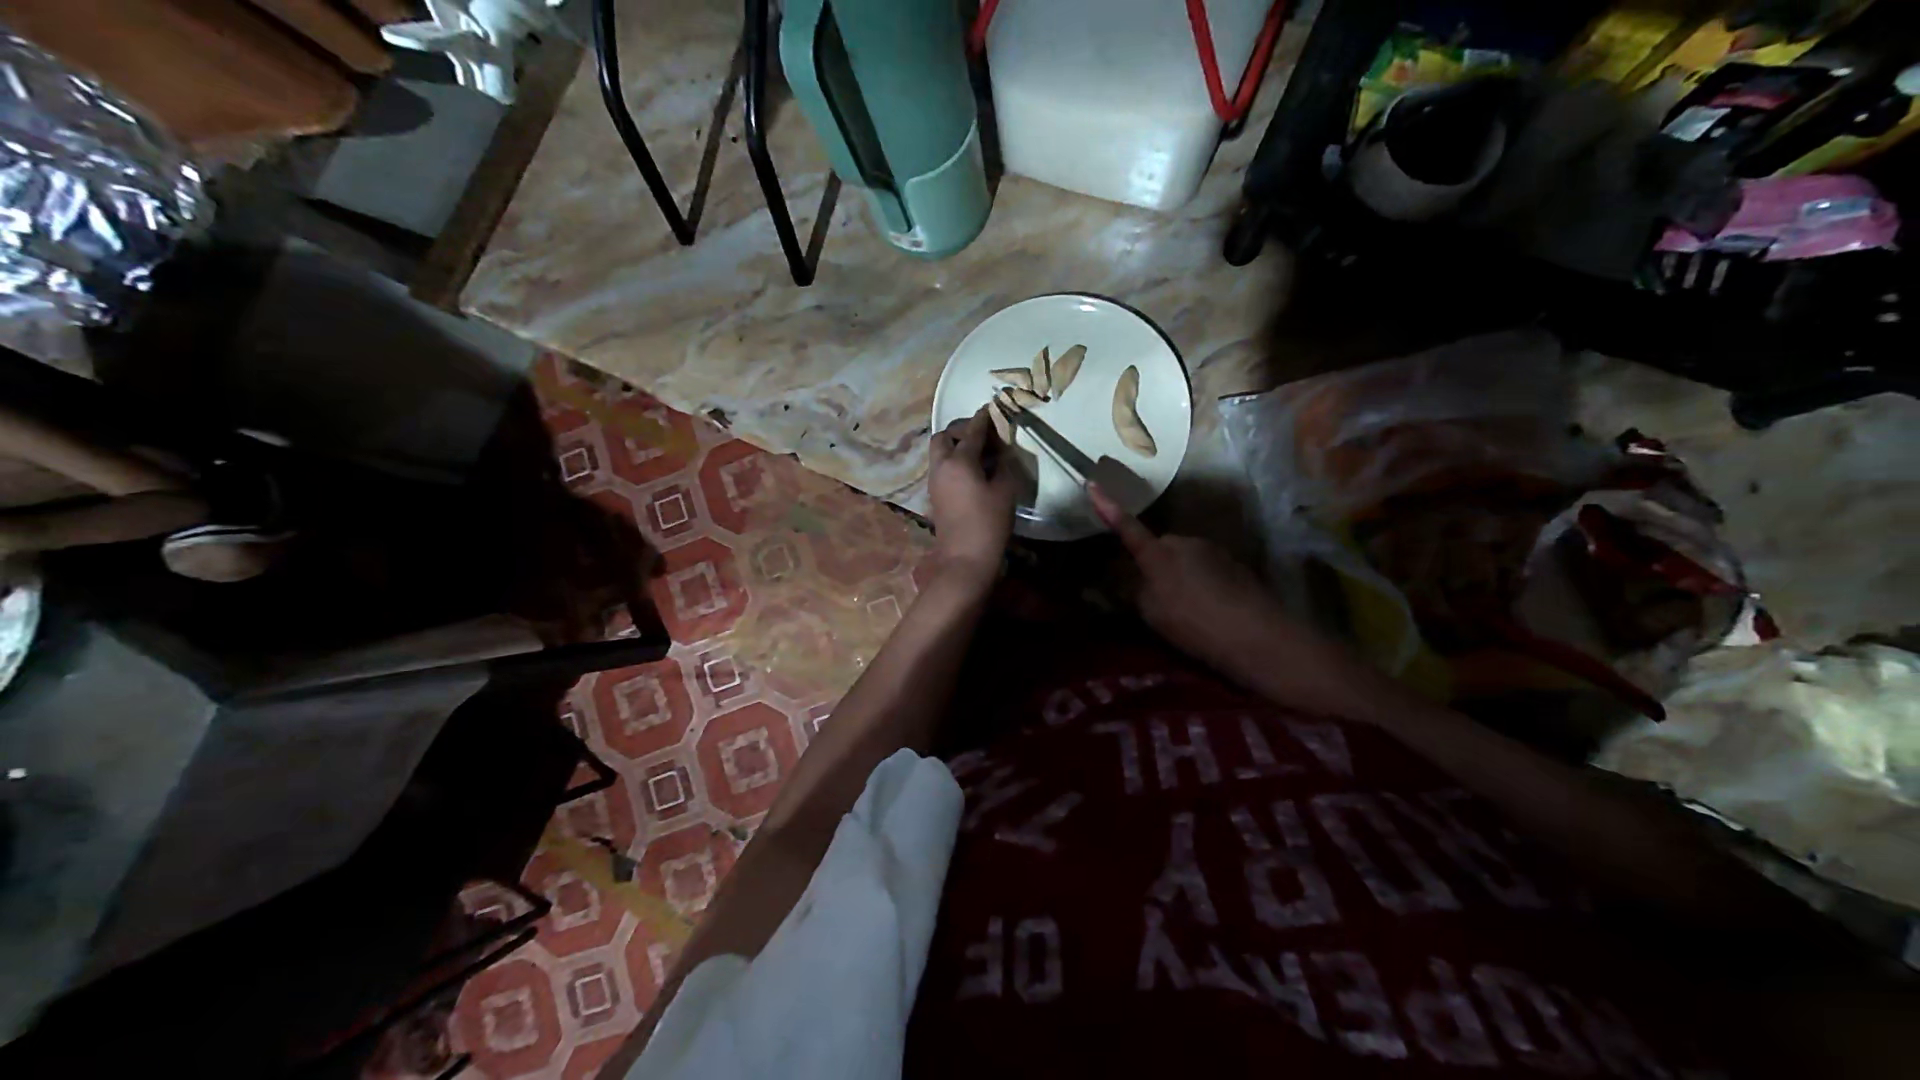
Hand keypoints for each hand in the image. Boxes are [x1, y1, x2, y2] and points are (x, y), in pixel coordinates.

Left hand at [927, 409, 1017, 587]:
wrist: (965, 558)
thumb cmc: (989, 523)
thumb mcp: (1006, 491)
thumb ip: (1005, 464)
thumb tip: (1003, 450)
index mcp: (958, 461)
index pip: (972, 431)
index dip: (984, 418)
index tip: (993, 408)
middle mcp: (941, 466)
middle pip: (944, 436)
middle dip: (961, 430)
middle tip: (983, 434)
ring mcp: (934, 482)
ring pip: (939, 452)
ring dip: (955, 446)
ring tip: (981, 453)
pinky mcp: (935, 496)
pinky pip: (941, 467)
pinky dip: (953, 461)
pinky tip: (974, 471)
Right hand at [1087, 481, 1289, 676]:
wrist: (1254, 634)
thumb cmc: (1191, 623)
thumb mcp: (1150, 612)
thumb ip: (1131, 591)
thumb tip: (1115, 578)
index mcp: (1157, 553)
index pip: (1126, 527)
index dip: (1107, 507)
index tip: (1092, 484)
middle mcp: (1184, 542)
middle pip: (1159, 547)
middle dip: (1153, 563)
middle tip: (1152, 594)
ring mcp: (1213, 550)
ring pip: (1184, 557)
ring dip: (1179, 574)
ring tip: (1184, 607)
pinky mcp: (1234, 564)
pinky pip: (1206, 568)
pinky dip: (1201, 582)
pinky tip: (1208, 607)